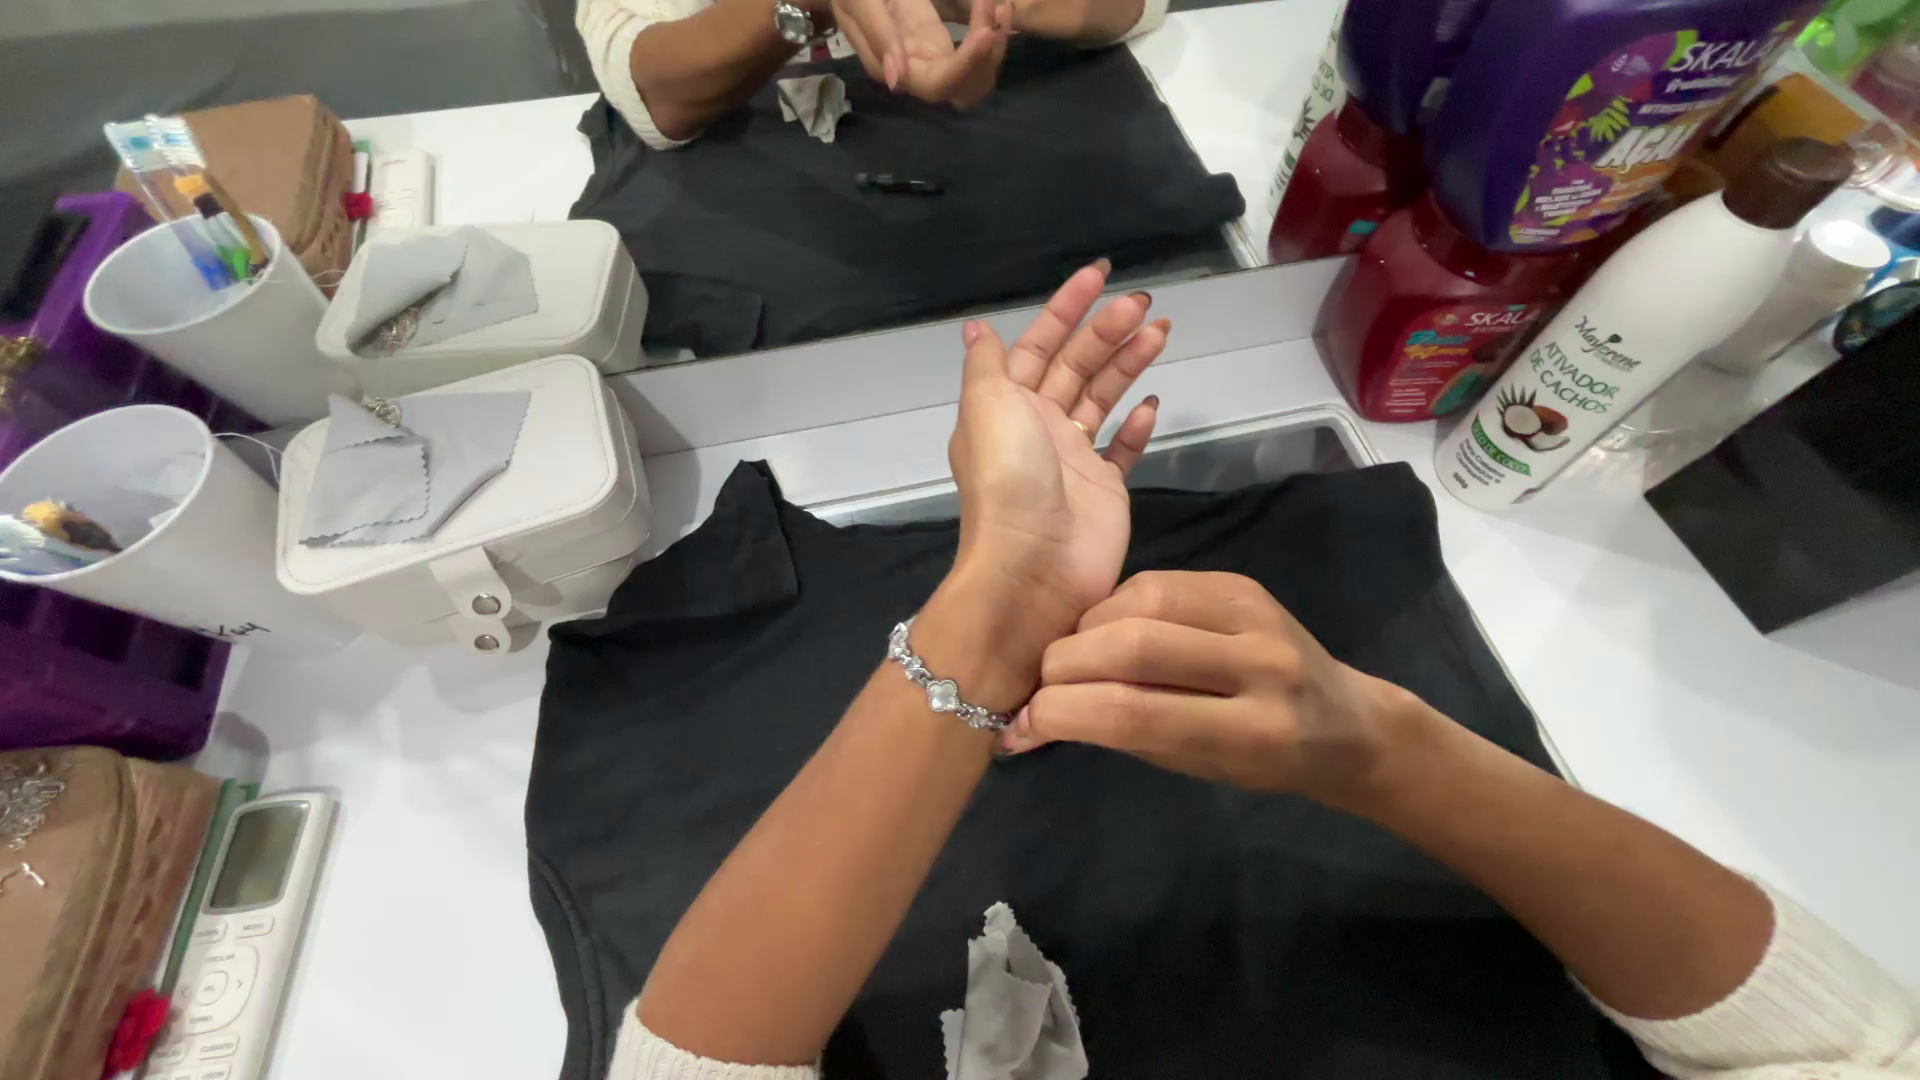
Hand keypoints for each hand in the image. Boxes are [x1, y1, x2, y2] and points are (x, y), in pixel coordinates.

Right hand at [833, 0, 1012, 107]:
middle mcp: (918, 74)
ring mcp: (931, 61)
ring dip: (996, 47)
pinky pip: (974, 54)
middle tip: (997, 7)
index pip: (938, 84)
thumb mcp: (860, 2)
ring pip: (976, 77)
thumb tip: (896, 82)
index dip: (966, 65)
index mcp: (896, 69)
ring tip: (1001, 6)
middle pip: (964, 88)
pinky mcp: (940, 45)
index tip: (987, 32)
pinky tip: (998, 7)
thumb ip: (878, 36)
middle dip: (988, 55)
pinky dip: (991, 34)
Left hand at [947, 260, 1167, 641]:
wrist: (1033, 564)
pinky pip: (1121, 450)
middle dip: (1107, 332)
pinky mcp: (1103, 490)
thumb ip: (987, 365)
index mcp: (1006, 406)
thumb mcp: (986, 406)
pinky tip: (1150, 402)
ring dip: (1127, 365)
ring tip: (1161, 332)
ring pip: (1103, 400)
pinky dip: (1136, 427)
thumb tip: (976, 328)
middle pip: (1075, 367)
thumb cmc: (1009, 478)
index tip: (1100, 276)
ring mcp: (1072, 460)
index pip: (1037, 345)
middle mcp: (1037, 428)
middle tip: (1145, 304)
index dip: (1065, 309)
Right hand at [1004, 572, 1429, 807]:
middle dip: (1065, 665)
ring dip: (1086, 630)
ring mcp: (1254, 613)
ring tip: (1074, 656)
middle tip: (1042, 684)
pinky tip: (1106, 629)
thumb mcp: (1198, 768)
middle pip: (1134, 646)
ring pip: (1139, 602)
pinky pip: (1155, 582)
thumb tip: (1032, 720)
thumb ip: (1122, 734)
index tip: (1024, 723)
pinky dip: (1114, 607)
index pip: (1135, 715)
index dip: (1063, 715)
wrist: (1346, 722)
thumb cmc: (1264, 765)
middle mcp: (1261, 666)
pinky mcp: (1240, 582)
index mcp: (1253, 734)